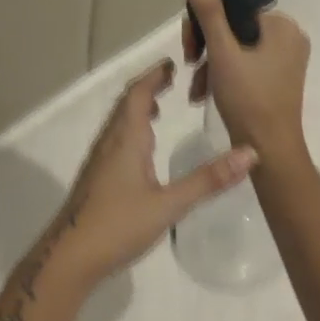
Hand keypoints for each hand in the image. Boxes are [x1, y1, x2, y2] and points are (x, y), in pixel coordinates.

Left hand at [45, 58, 258, 285]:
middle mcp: (110, 141)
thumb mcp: (169, 205)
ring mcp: (99, 160)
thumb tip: (250, 153)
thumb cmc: (118, 224)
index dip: (154, 76)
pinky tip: (142, 152)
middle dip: (147, 88)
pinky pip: (114, 139)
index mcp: (126, 139)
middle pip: (126, 103)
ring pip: (118, 122)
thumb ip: (208, 180)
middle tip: (171, 80)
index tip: (172, 64)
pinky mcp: (96, 177)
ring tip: (160, 109)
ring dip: (137, 108)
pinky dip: (131, 130)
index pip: (138, 94)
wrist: (69, 255)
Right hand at [182, 0, 310, 157]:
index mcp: (282, 26)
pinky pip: (243, 63)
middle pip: (232, 26)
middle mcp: (289, 38)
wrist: (269, 154)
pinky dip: (222, 74)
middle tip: (189, 66)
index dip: (204, 22)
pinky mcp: (277, 79)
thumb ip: (207, 9)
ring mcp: (285, 60)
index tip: (188, 47)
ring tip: (195, 88)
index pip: (233, 7)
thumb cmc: (248, 100)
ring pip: (234, 47)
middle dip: (206, 46)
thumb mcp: (222, 52)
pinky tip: (205, 93)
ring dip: (209, 63)